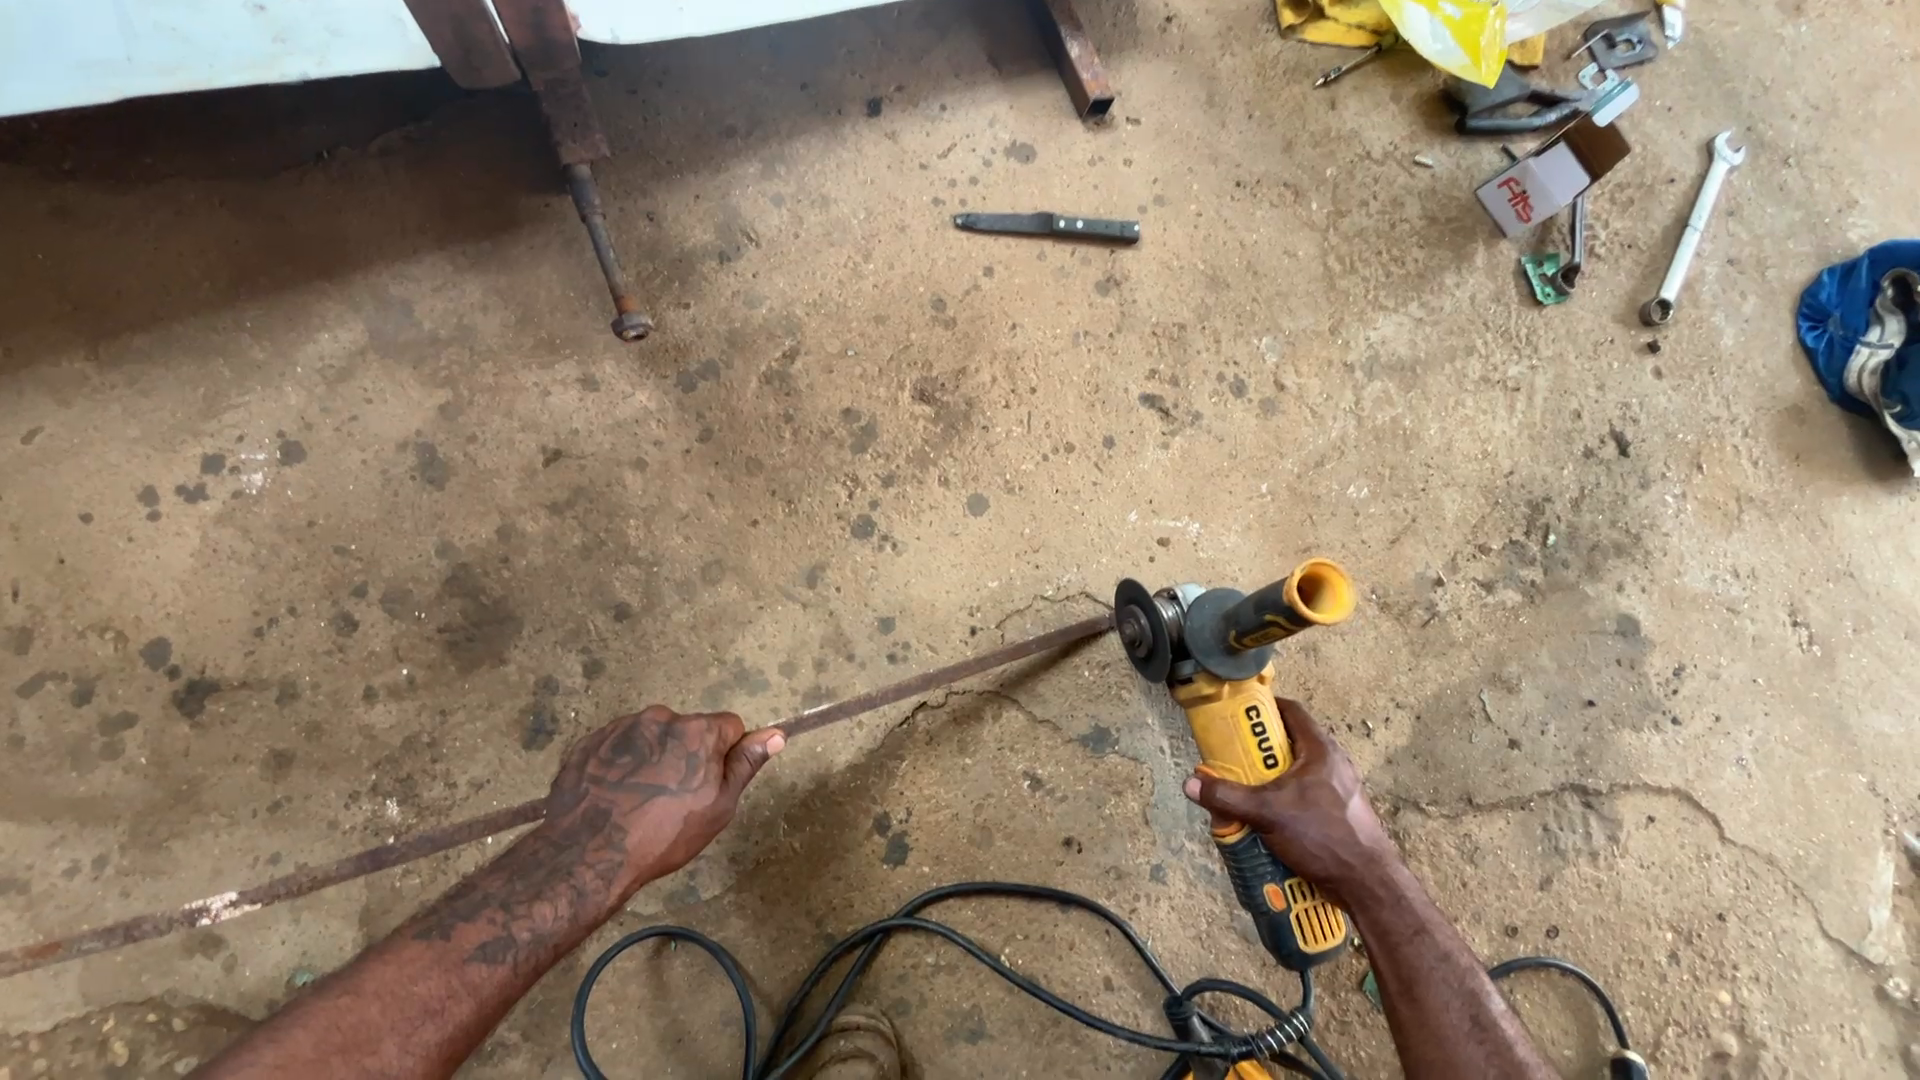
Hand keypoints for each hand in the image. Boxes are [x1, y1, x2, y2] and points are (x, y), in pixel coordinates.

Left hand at [542, 706, 785, 895]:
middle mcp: (663, 717)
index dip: (724, 756)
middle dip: (688, 754)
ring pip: (654, 736)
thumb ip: (746, 763)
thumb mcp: (719, 806)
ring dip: (655, 757)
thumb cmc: (664, 834)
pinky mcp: (591, 741)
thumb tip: (777, 734)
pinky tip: (616, 794)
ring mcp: (623, 726)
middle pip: (689, 730)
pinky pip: (621, 745)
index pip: (729, 727)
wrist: (587, 854)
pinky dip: (623, 763)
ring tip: (641, 798)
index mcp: (699, 729)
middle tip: (673, 797)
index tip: (707, 785)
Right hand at [1181, 698, 1399, 902]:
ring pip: (1300, 771)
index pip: (1292, 711)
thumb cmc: (1322, 835)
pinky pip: (1308, 794)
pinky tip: (1270, 816)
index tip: (1238, 715)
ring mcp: (1341, 788)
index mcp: (1321, 750)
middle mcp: (1334, 763)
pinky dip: (1287, 798)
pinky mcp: (1342, 812)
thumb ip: (1227, 797)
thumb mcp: (1267, 813)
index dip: (1264, 708)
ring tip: (1248, 788)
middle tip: (1234, 756)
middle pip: (1292, 741)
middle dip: (1262, 748)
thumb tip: (1190, 784)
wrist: (1369, 883)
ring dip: (1274, 776)